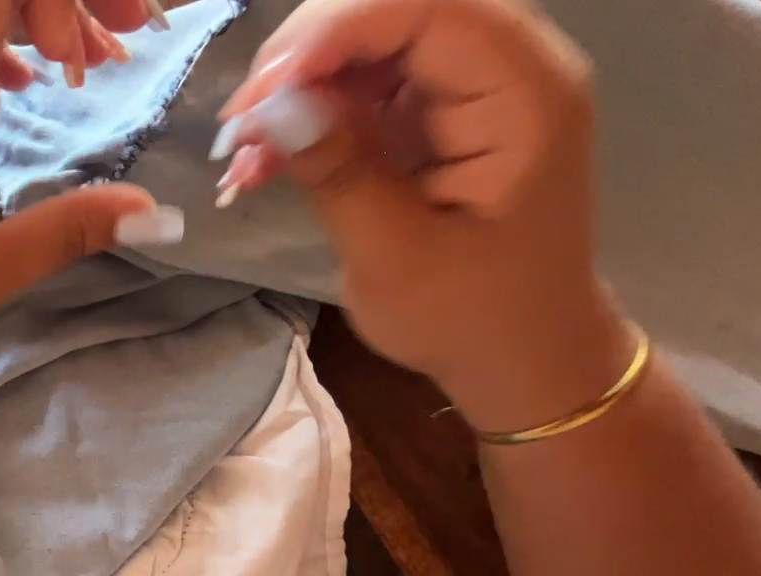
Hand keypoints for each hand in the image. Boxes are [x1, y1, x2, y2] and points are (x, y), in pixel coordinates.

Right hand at [215, 0, 633, 428]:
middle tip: (238, 123)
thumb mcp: (397, 255)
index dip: (334, 31)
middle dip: (304, 56)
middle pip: (394, 13)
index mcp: (522, 93)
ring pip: (365, 52)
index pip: (427, 9)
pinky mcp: (427, 123)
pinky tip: (260, 165)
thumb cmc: (469, 318)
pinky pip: (358, 97)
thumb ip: (341, 172)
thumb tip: (273, 106)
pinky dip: (304, 124)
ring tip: (239, 156)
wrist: (516, 356)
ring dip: (293, 94)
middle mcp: (500, 70)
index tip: (256, 95)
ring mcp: (461, 94)